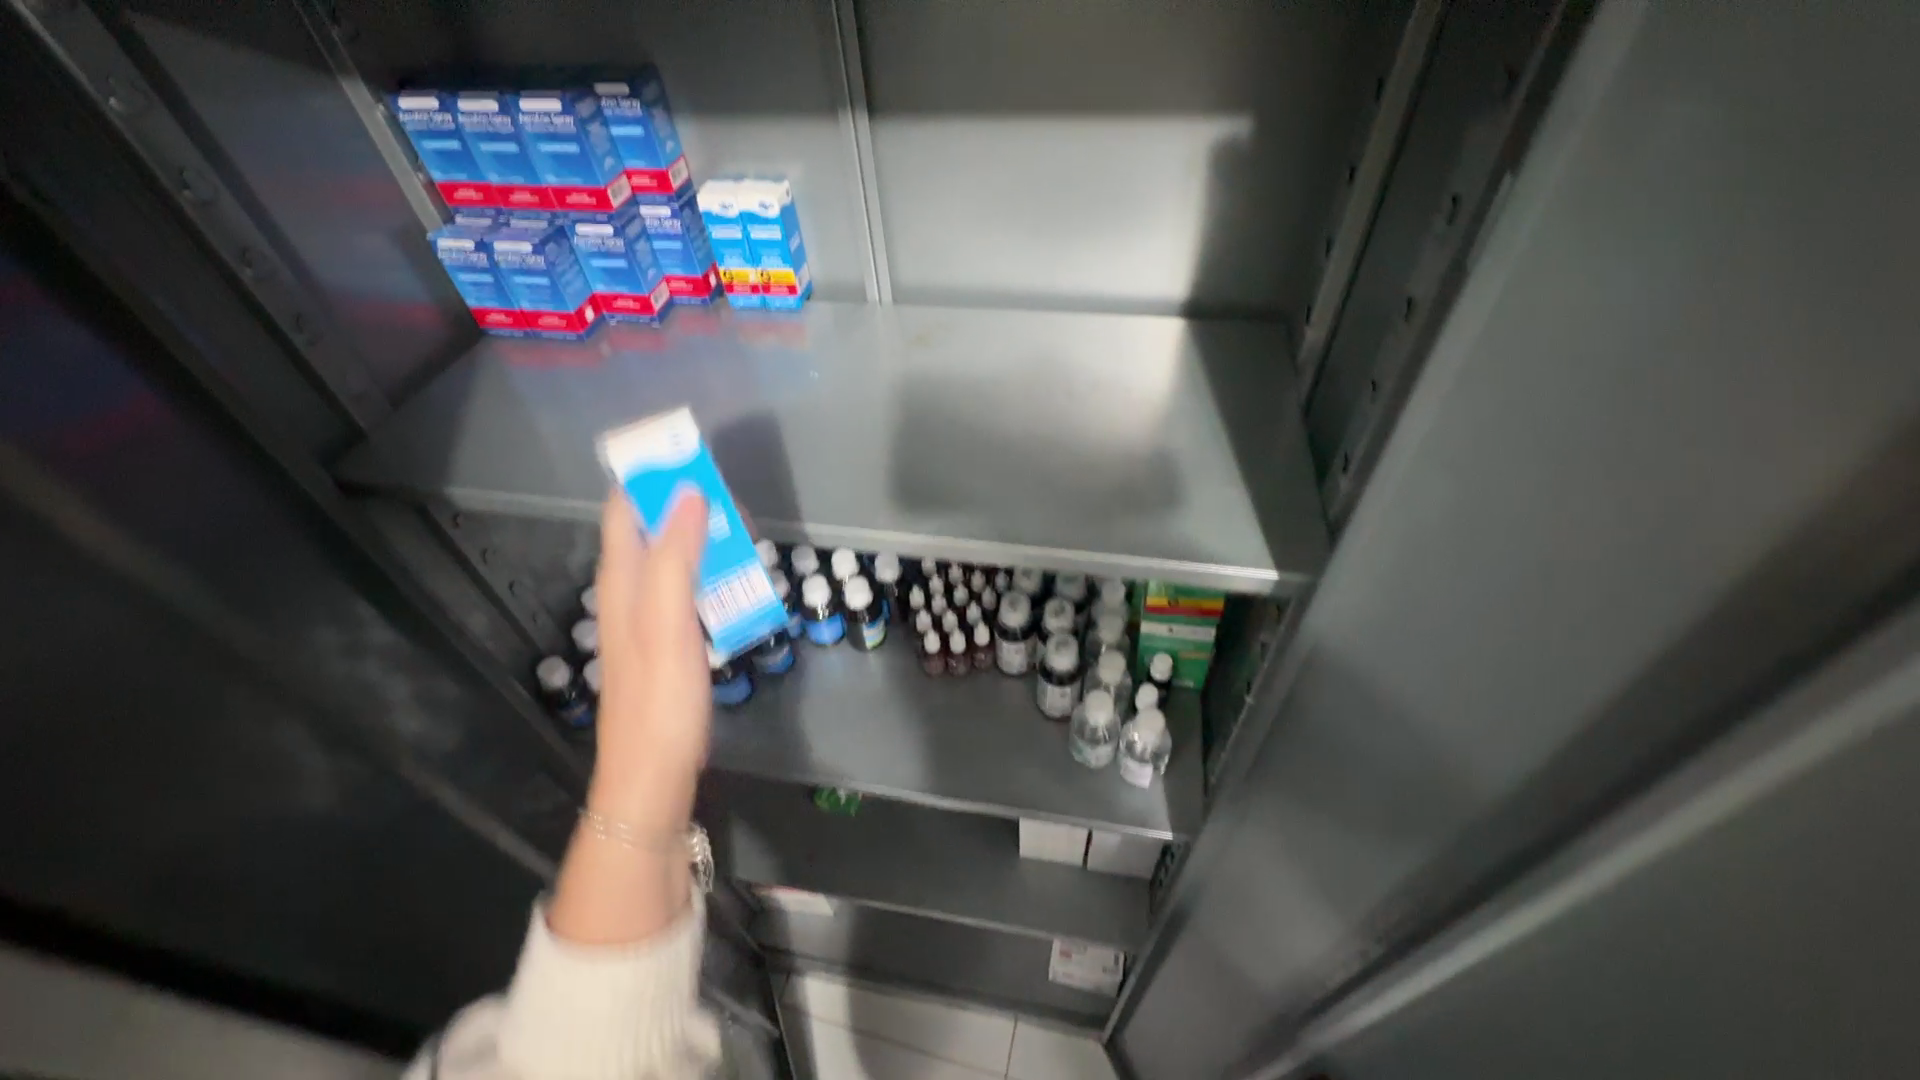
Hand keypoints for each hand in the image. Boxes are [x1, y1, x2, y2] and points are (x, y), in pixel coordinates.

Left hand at [589, 486, 709, 825]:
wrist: (653, 778)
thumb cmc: (661, 699)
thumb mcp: (668, 622)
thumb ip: (676, 557)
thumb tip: (688, 495)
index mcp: (621, 583)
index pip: (625, 511)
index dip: (649, 478)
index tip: (687, 453)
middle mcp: (629, 595)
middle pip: (651, 532)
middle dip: (685, 505)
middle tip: (730, 496)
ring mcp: (648, 622)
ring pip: (672, 561)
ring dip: (702, 540)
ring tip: (740, 530)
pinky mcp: (668, 646)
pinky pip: (687, 592)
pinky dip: (709, 575)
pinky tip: (735, 583)